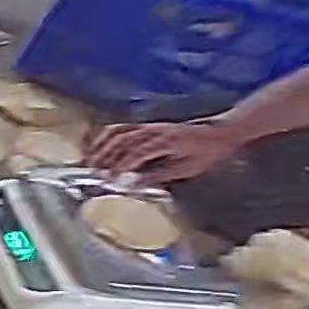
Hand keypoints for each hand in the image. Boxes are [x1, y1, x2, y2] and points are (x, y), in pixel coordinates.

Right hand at [83, 119, 246, 183]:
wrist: (218, 133)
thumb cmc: (205, 153)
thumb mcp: (186, 169)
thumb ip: (158, 174)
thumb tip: (131, 183)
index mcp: (167, 140)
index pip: (138, 152)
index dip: (122, 166)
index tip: (110, 180)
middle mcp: (154, 130)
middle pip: (121, 141)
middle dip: (105, 158)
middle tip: (94, 175)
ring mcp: (147, 126)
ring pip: (116, 133)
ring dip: (100, 148)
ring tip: (89, 163)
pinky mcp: (143, 126)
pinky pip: (117, 128)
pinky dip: (102, 137)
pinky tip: (92, 147)